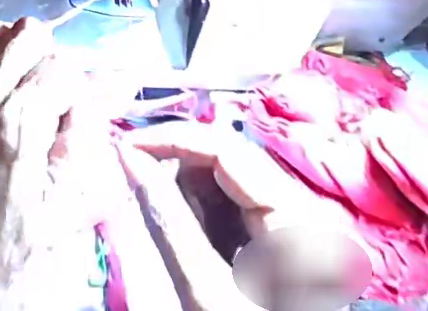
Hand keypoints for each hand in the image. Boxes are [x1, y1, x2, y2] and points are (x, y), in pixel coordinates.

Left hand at [0, 17, 102, 310]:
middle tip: (60, 95)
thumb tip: (113, 88)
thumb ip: (86, 144)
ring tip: (24, 78)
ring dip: (10, 44)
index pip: (64, 67)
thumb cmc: (4, 254)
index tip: (100, 103)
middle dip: (53, 57)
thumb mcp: (62, 211)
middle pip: (27, 34)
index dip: (89, 84)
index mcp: (18, 120)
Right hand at [115, 122, 368, 310]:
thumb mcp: (204, 288)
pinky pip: (236, 200)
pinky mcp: (288, 237)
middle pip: (225, 156)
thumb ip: (165, 214)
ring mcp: (299, 223)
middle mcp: (305, 208)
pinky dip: (205, 211)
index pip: (222, 146)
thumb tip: (124, 152)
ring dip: (189, 191)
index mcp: (296, 217)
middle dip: (177, 168)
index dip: (169, 138)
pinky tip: (197, 242)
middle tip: (141, 189)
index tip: (122, 146)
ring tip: (175, 230)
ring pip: (226, 175)